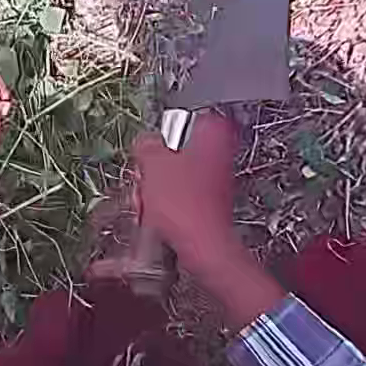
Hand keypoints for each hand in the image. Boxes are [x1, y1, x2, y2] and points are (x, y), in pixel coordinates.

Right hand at [134, 112, 284, 327]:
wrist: (201, 247)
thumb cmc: (183, 204)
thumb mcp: (153, 165)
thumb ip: (147, 145)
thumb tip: (145, 142)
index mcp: (212, 134)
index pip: (187, 117)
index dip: (164, 132)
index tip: (151, 145)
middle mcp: (220, 154)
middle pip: (176, 150)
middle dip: (155, 165)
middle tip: (145, 176)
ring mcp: (216, 182)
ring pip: (175, 175)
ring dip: (155, 187)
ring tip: (146, 201)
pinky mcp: (208, 205)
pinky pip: (178, 197)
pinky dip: (164, 205)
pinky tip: (155, 215)